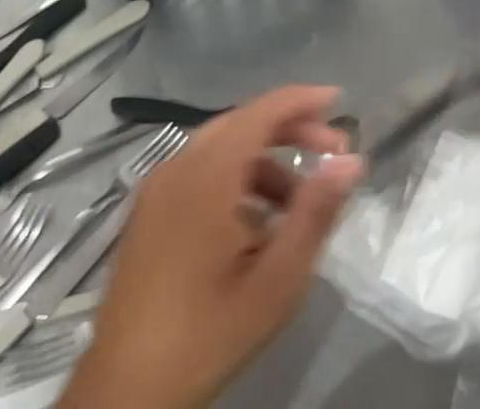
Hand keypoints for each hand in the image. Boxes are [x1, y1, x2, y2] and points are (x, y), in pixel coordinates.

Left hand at [62, 86, 362, 408]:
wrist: (128, 389)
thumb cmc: (210, 331)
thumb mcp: (278, 278)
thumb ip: (316, 211)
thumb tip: (351, 160)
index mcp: (205, 178)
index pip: (259, 113)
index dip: (301, 100)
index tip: (339, 101)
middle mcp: (175, 171)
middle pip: (240, 125)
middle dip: (289, 130)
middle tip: (332, 153)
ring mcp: (156, 193)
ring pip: (219, 150)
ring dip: (265, 160)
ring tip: (299, 201)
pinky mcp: (148, 216)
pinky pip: (199, 174)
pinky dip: (236, 179)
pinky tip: (258, 224)